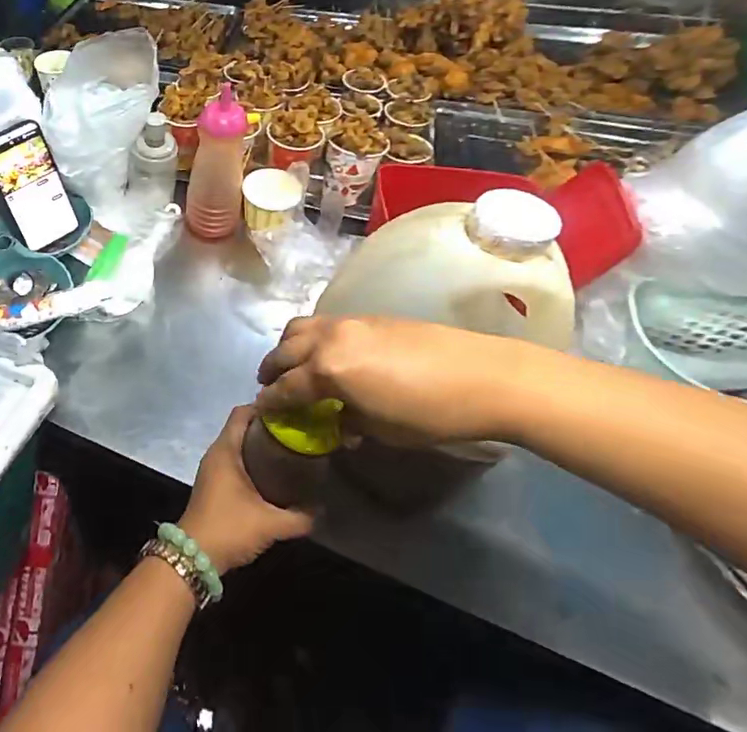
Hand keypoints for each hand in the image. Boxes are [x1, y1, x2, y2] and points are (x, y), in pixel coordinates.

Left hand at [177, 406, 313, 572]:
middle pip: (242, 426)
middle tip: (296, 430)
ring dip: (260, 444)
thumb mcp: (270, 523)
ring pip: (238, 444)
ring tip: (289, 449)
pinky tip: (273, 474)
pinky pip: (235, 460)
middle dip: (267, 425)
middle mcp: (216, 453)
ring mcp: (213, 469)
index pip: (242, 412)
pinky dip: (252, 460)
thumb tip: (322, 509)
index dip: (265, 406)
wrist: (193, 558)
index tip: (290, 410)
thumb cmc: (229, 528)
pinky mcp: (214, 484)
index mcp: (225, 450)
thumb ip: (300, 517)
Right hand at [255, 317, 525, 446]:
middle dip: (272, 368)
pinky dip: (315, 338)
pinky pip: (327, 324)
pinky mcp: (371, 317)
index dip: (271, 400)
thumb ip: (348, 422)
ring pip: (304, 327)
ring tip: (294, 365)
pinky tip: (329, 356)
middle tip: (270, 385)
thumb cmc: (430, 414)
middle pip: (286, 348)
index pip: (286, 385)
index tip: (263, 410)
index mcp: (328, 368)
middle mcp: (331, 338)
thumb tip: (337, 421)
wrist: (483, 376)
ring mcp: (351, 322)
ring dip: (291, 346)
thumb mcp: (382, 429)